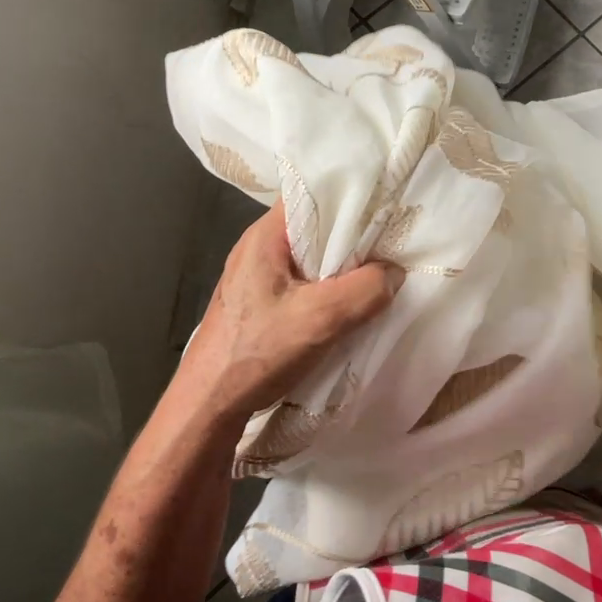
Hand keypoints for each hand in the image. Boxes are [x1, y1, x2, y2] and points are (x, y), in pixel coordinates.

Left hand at [178, 201, 401, 423]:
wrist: (207, 408)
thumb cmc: (255, 354)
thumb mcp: (320, 319)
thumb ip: (365, 290)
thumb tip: (394, 273)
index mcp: (266, 235)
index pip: (314, 193)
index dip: (353, 195)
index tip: (389, 205)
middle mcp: (260, 247)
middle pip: (318, 225)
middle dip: (356, 234)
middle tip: (394, 241)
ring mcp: (260, 276)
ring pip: (315, 257)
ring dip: (345, 266)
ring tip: (381, 271)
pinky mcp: (264, 303)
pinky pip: (307, 282)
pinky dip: (332, 288)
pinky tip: (353, 302)